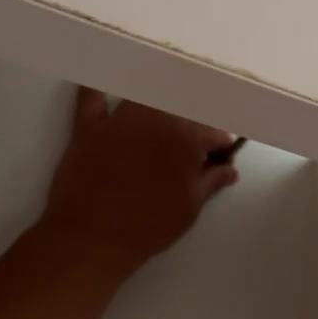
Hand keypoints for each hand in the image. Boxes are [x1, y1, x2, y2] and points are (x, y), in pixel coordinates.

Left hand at [38, 87, 240, 275]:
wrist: (89, 238)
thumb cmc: (148, 226)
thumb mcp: (190, 209)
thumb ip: (211, 182)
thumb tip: (229, 169)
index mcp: (187, 137)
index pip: (214, 133)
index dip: (220, 148)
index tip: (219, 161)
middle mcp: (157, 118)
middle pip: (181, 111)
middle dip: (193, 125)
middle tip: (191, 148)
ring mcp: (120, 119)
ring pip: (144, 97)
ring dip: (157, 104)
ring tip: (161, 118)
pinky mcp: (88, 126)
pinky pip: (92, 98)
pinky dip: (97, 88)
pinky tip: (102, 80)